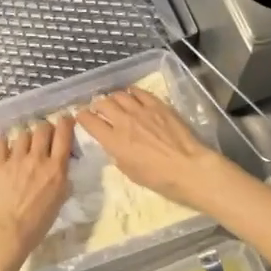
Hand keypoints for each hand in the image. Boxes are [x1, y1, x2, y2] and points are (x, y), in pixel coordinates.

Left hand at [0, 117, 74, 264]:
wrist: (6, 232)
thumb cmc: (36, 224)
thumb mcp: (58, 202)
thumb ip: (61, 181)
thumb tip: (60, 169)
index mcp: (56, 170)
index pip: (64, 136)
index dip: (66, 123)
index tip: (65, 119)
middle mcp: (37, 159)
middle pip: (42, 129)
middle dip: (45, 127)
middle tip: (44, 134)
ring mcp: (15, 159)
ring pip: (23, 134)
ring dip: (26, 136)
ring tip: (24, 143)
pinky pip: (1, 143)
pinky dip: (4, 140)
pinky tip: (4, 141)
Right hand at [76, 87, 232, 208]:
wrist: (188, 168)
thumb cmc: (158, 178)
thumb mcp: (129, 171)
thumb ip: (117, 153)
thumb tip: (113, 143)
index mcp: (114, 141)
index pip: (90, 121)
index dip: (82, 117)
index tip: (81, 117)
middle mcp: (124, 121)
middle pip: (102, 103)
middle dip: (96, 105)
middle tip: (98, 109)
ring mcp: (141, 110)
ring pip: (119, 95)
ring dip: (113, 98)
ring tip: (115, 102)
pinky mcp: (158, 105)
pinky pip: (139, 92)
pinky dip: (131, 92)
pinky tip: (132, 95)